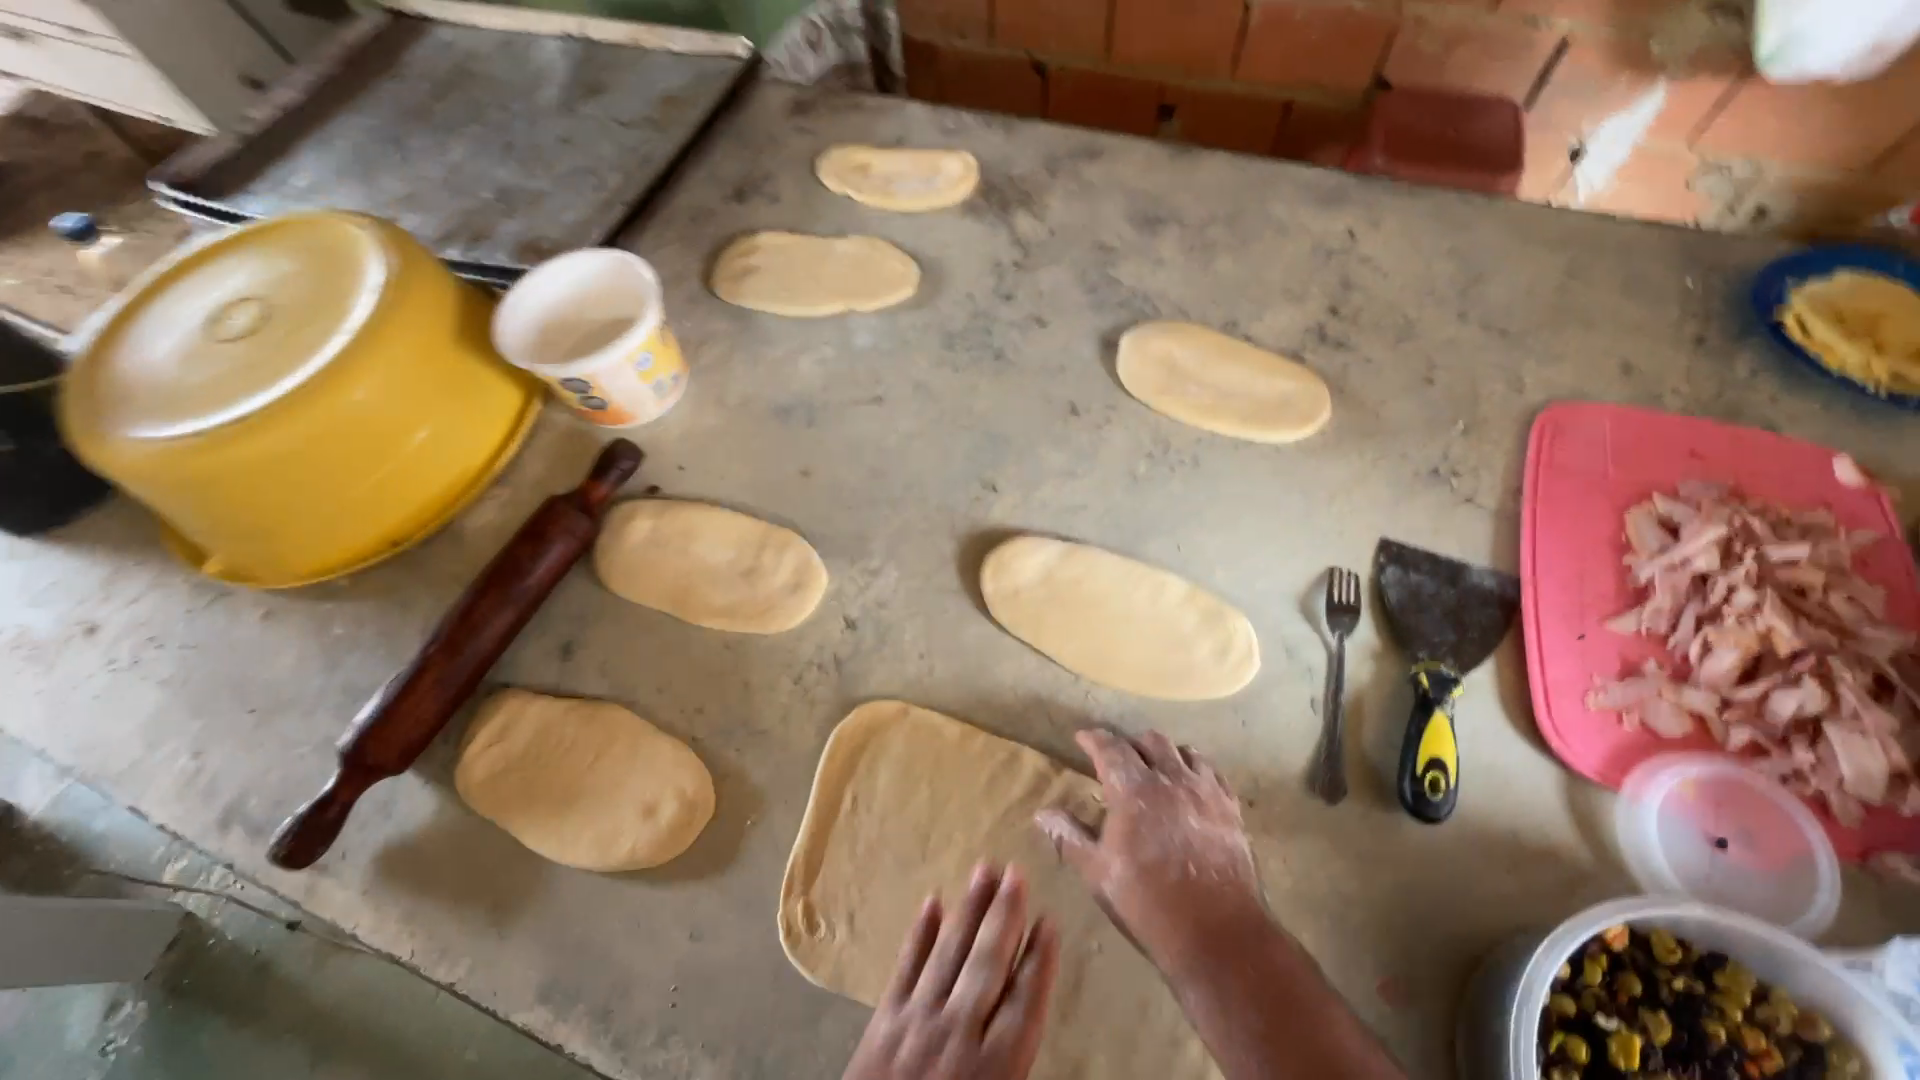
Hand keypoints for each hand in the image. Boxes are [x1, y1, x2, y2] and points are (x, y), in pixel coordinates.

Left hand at [841, 863, 1059, 1079]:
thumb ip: (1014, 1063)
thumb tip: (1033, 1013)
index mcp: (996, 1065)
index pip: (1025, 1000)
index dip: (1039, 959)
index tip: (1049, 920)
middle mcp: (959, 1033)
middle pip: (988, 965)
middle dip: (1005, 917)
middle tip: (1017, 873)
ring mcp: (918, 1022)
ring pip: (950, 955)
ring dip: (969, 910)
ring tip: (984, 869)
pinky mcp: (883, 1021)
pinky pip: (904, 969)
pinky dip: (919, 935)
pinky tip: (932, 902)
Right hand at [1035, 730, 1265, 971]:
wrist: (1216, 932)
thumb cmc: (1147, 902)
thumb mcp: (1097, 872)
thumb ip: (1069, 837)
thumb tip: (1043, 813)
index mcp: (1134, 790)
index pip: (1110, 748)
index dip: (1094, 739)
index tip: (1082, 738)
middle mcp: (1171, 779)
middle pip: (1150, 741)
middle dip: (1130, 743)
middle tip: (1117, 759)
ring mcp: (1206, 792)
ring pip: (1185, 752)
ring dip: (1165, 753)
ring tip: (1155, 767)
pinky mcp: (1230, 809)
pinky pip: (1213, 773)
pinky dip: (1196, 770)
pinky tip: (1191, 785)